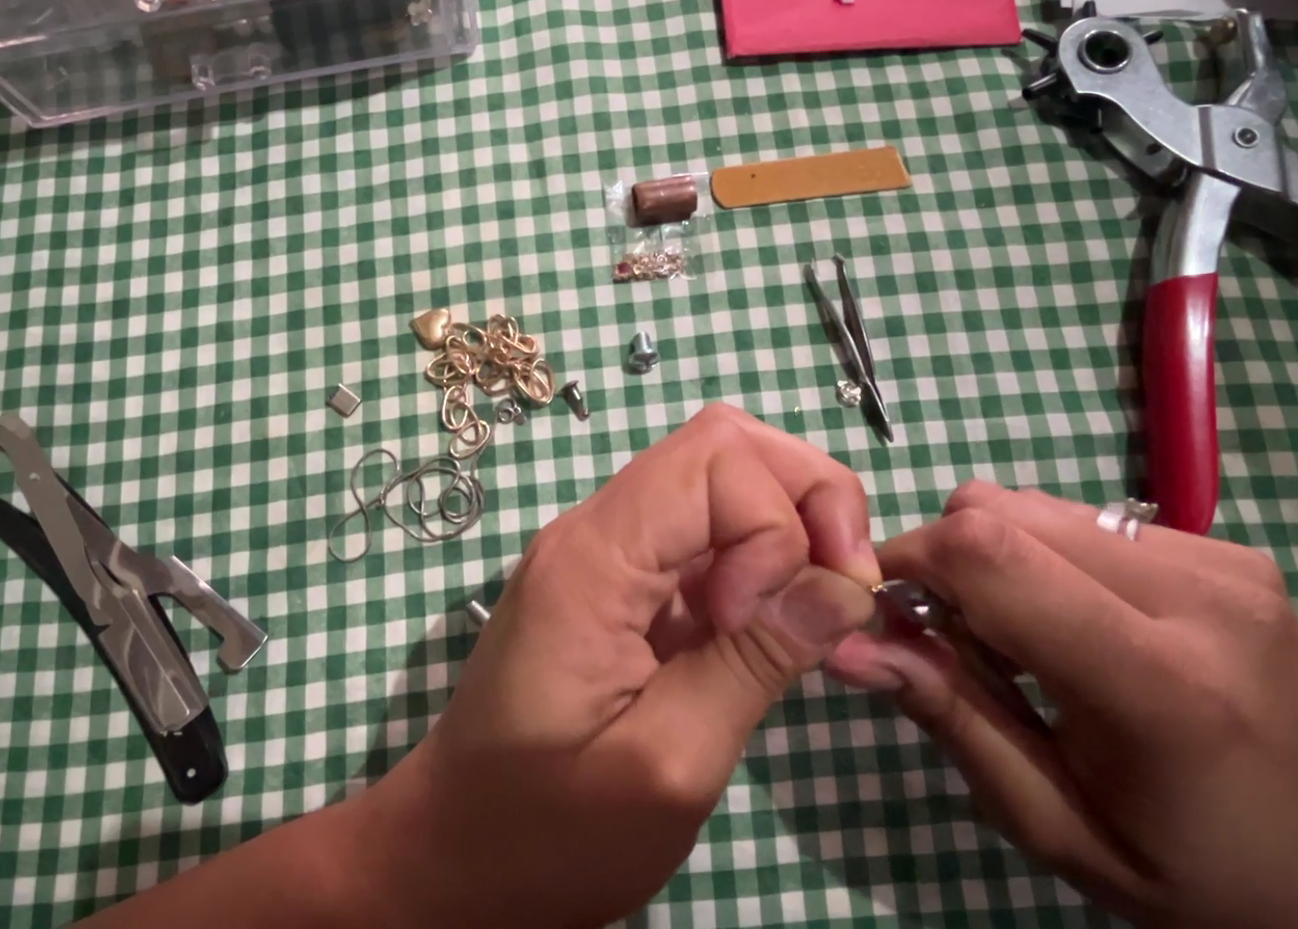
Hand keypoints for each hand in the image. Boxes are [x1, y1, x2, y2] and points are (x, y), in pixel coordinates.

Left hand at [360, 404, 882, 926]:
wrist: (454, 851)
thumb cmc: (548, 830)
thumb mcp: (667, 765)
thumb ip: (756, 665)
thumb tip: (843, 587)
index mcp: (592, 560)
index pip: (714, 460)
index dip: (776, 525)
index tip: (770, 620)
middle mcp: (592, 530)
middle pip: (719, 445)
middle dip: (803, 497)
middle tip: (838, 589)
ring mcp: (600, 550)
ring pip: (715, 478)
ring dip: (786, 525)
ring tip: (810, 609)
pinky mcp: (614, 581)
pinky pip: (699, 531)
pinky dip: (756, 557)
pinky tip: (770, 620)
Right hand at [827, 481, 1297, 927]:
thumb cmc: (1190, 872)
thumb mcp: (1050, 823)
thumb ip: (949, 717)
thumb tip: (845, 645)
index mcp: (1157, 682)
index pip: (988, 556)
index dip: (906, 560)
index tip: (882, 609)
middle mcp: (1196, 594)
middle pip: (998, 511)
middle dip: (939, 556)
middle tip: (944, 633)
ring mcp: (1222, 562)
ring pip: (1030, 502)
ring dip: (987, 553)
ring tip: (1012, 632)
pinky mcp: (1227, 550)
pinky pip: (1079, 516)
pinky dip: (1038, 553)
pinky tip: (1067, 618)